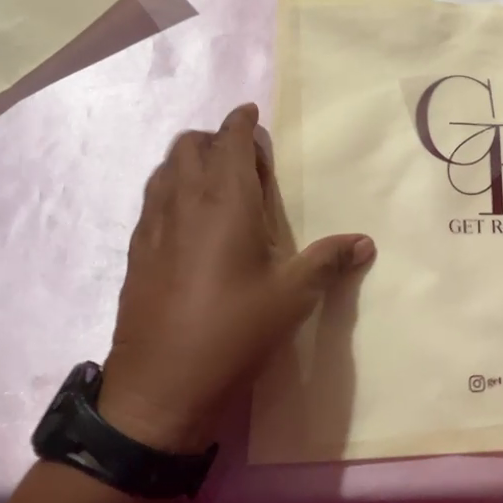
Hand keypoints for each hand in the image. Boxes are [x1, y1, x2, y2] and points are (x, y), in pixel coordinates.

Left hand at [97, 103, 374, 452]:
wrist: (160, 387)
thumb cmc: (234, 332)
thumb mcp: (292, 297)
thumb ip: (328, 261)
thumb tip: (365, 241)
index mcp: (225, 201)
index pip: (229, 141)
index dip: (240, 122)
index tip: (252, 115)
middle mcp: (184, 202)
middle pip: (189, 145)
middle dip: (214, 138)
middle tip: (243, 157)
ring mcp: (154, 226)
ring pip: (165, 169)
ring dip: (189, 161)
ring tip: (217, 182)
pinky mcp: (137, 252)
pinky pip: (152, 199)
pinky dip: (171, 189)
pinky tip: (190, 221)